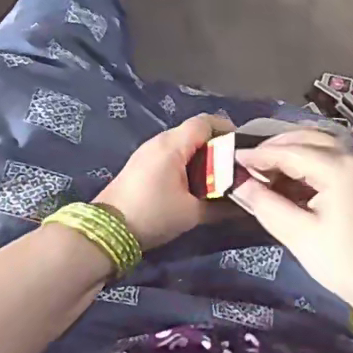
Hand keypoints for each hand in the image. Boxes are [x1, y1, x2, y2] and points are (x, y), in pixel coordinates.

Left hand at [94, 114, 233, 249]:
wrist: (107, 230)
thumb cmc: (153, 215)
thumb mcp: (192, 213)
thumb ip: (221, 206)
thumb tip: (245, 205)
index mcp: (173, 144)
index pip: (206, 122)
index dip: (227, 130)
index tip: (243, 150)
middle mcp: (159, 141)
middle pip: (195, 132)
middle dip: (217, 147)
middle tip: (236, 169)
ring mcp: (147, 152)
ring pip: (182, 145)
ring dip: (201, 158)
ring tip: (219, 179)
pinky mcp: (140, 165)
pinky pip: (170, 156)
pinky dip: (186, 165)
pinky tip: (195, 186)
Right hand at [231, 130, 352, 321]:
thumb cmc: (344, 263)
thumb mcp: (298, 235)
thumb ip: (265, 204)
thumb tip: (240, 184)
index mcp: (339, 169)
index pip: (290, 151)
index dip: (259, 154)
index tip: (234, 160)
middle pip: (308, 138)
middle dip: (276, 147)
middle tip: (249, 163)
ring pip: (323, 144)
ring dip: (293, 150)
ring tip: (267, 168)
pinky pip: (335, 158)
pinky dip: (311, 161)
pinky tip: (293, 178)